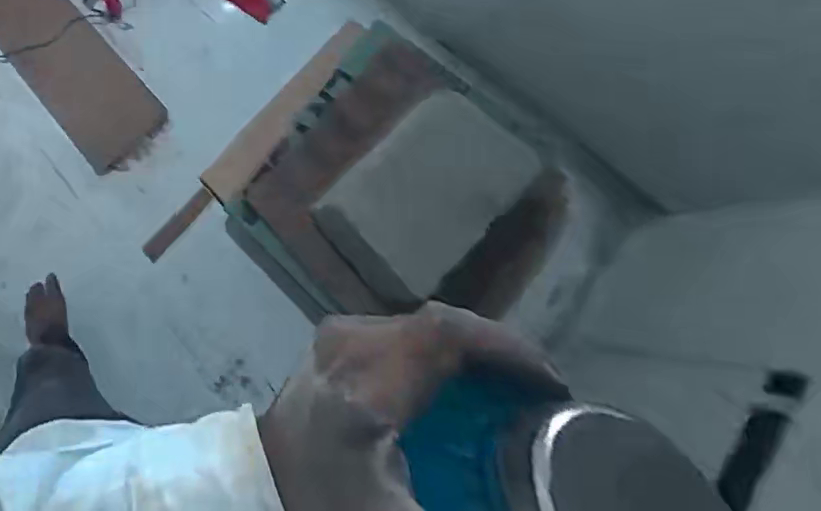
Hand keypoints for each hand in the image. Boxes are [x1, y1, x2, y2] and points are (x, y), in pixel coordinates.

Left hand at [257, 303, 564, 510]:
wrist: (266, 492)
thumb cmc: (334, 503)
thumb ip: (478, 497)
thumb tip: (540, 498)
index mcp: (364, 382)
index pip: (441, 332)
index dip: (505, 349)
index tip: (555, 388)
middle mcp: (344, 345)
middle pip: (432, 327)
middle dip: (493, 355)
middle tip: (539, 401)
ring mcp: (331, 340)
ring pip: (413, 328)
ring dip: (463, 355)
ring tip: (507, 397)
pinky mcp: (327, 348)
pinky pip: (394, 337)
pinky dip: (434, 357)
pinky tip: (457, 393)